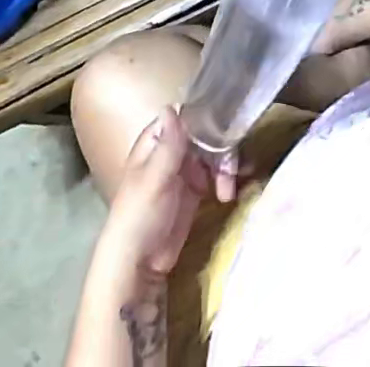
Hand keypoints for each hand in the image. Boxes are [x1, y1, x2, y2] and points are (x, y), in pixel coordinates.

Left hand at [95, 108, 225, 280]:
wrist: (139, 263)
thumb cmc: (139, 215)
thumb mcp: (154, 179)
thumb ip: (168, 145)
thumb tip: (171, 105)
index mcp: (156, 140)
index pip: (186, 116)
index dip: (206, 119)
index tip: (225, 128)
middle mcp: (172, 149)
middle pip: (205, 134)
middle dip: (221, 149)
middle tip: (230, 170)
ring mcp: (184, 169)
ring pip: (213, 153)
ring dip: (225, 167)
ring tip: (227, 191)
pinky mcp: (196, 189)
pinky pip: (216, 174)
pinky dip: (225, 180)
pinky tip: (227, 195)